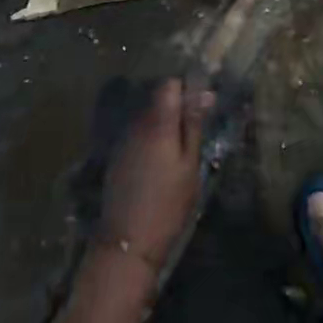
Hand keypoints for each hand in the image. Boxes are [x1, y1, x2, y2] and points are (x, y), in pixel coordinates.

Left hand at [97, 79, 213, 269]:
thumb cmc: (168, 204)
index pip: (170, 83)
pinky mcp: (118, 150)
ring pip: (147, 112)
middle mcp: (137, 121)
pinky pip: (137, 130)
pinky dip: (150, 134)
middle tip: (193, 128)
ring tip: (178, 145)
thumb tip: (204, 92)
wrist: (128, 239)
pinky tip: (158, 158)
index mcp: (158, 121)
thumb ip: (193, 125)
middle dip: (176, 104)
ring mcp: (124, 135)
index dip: (186, 88)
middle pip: (157, 96)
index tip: (200, 105)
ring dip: (163, 120)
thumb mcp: (190, 166)